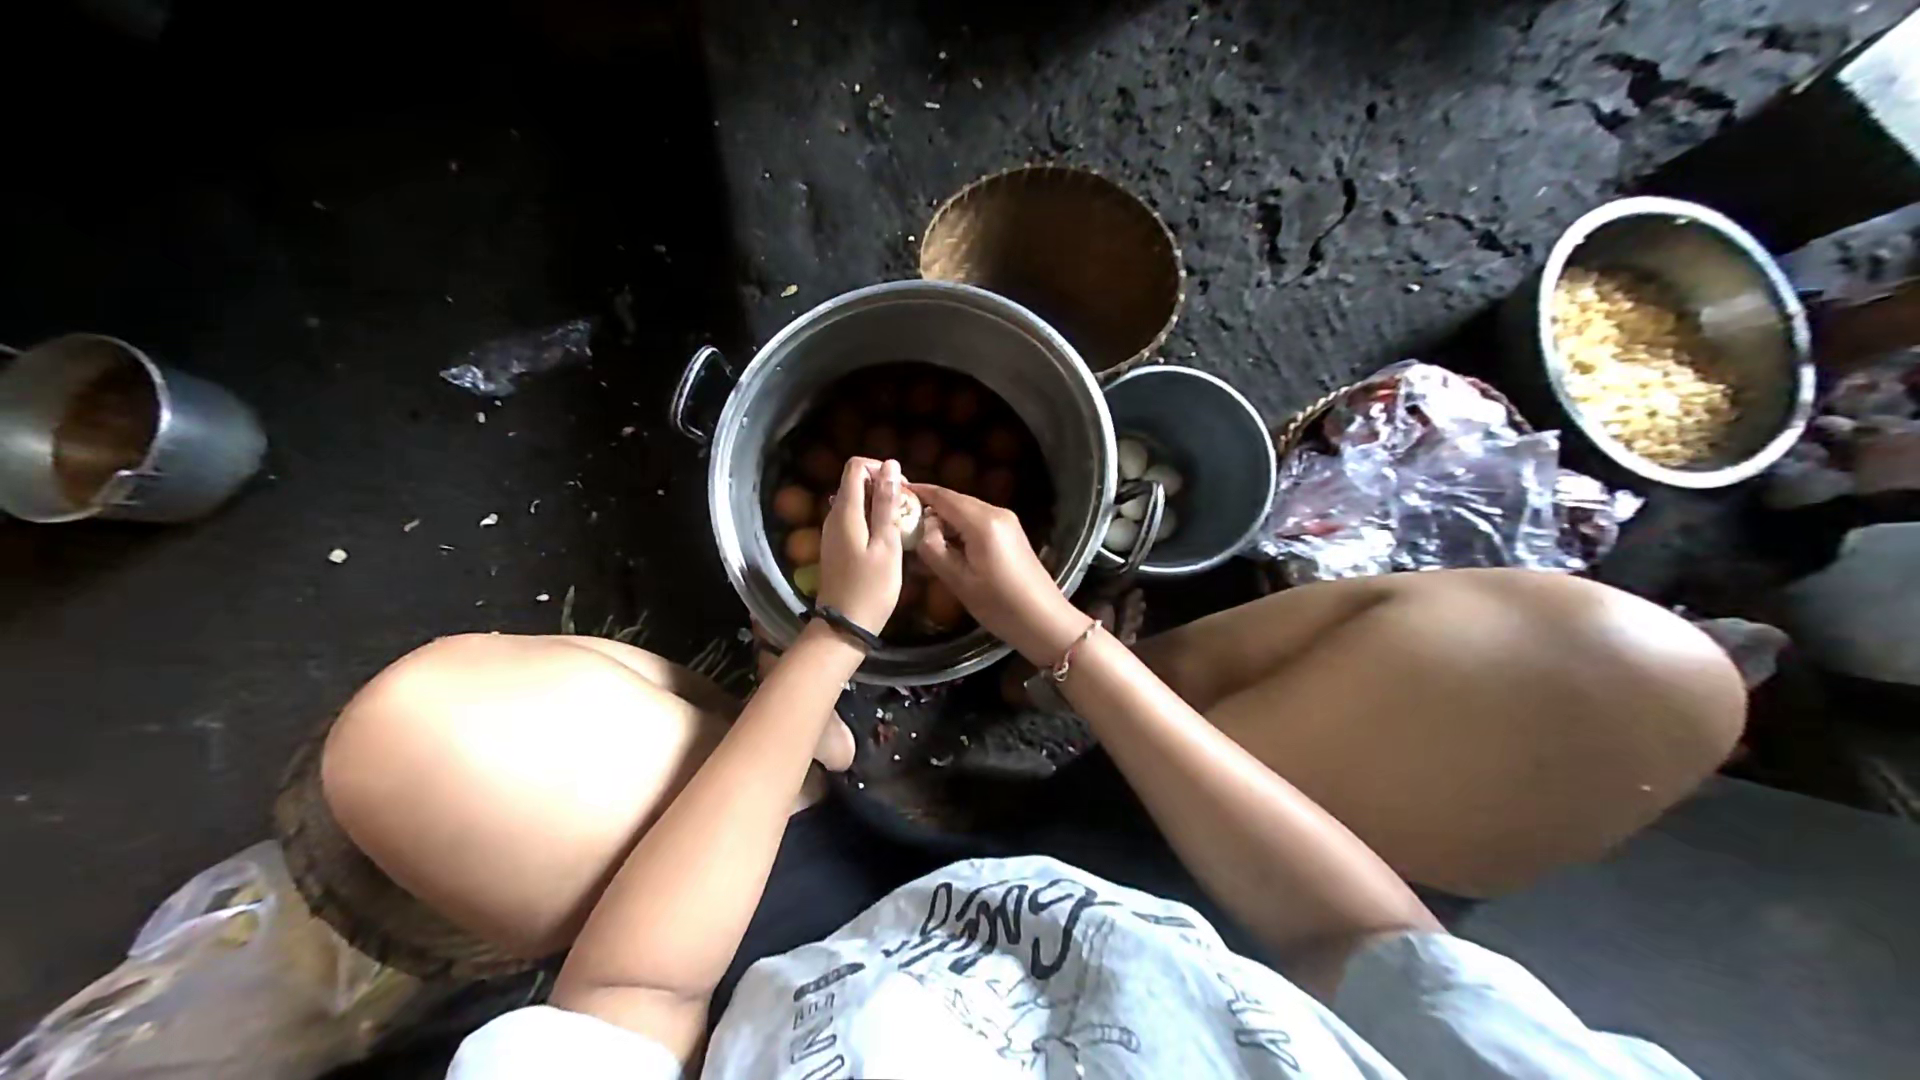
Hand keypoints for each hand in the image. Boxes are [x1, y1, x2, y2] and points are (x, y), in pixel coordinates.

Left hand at [816, 457, 905, 635]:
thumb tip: (890, 466)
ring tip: (902, 524)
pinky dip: (872, 521)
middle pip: (855, 482)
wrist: (844, 626)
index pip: (855, 466)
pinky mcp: (837, 546)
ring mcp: (832, 532)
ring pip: (856, 501)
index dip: (880, 468)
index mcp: (845, 511)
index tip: (901, 488)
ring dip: (879, 505)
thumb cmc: (871, 587)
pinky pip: (854, 520)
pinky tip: (889, 540)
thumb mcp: (886, 544)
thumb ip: (886, 504)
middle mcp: (833, 516)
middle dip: (883, 486)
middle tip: (907, 509)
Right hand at [911, 483, 1088, 662]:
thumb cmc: (1000, 605)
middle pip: (955, 501)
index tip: (894, 494)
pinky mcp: (1011, 533)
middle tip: (901, 522)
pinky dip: (959, 529)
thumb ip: (934, 549)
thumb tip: (922, 528)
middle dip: (929, 508)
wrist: (1044, 621)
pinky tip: (947, 546)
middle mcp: (996, 512)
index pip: (943, 496)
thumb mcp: (958, 580)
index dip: (918, 492)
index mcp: (982, 522)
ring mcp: (1007, 521)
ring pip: (966, 511)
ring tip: (919, 538)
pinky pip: (978, 522)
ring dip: (944, 521)